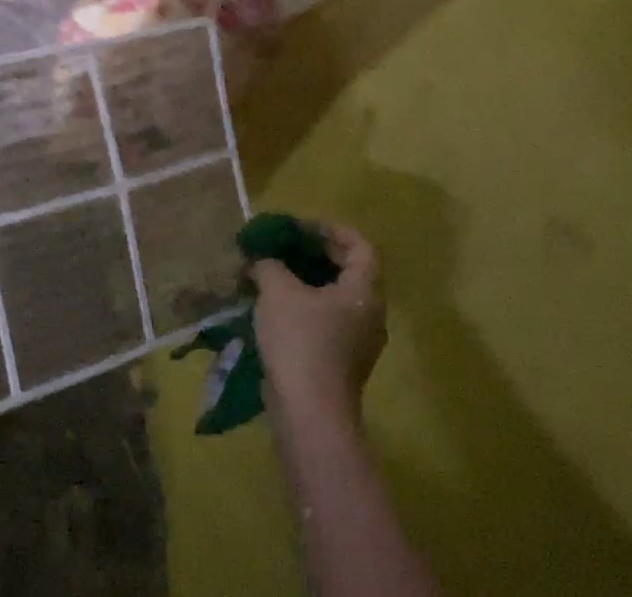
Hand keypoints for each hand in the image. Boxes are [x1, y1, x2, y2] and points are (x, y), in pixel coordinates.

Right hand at [250, 223, 384, 424]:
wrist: (309, 407)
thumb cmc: (300, 340)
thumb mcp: (277, 291)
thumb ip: (269, 265)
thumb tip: (261, 258)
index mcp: (364, 292)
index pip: (361, 247)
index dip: (333, 230)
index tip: (300, 225)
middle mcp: (370, 313)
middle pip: (350, 271)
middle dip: (315, 254)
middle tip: (281, 246)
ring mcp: (358, 339)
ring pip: (335, 297)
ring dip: (306, 280)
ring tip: (271, 274)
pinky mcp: (340, 358)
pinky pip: (326, 319)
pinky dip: (303, 304)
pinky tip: (273, 306)